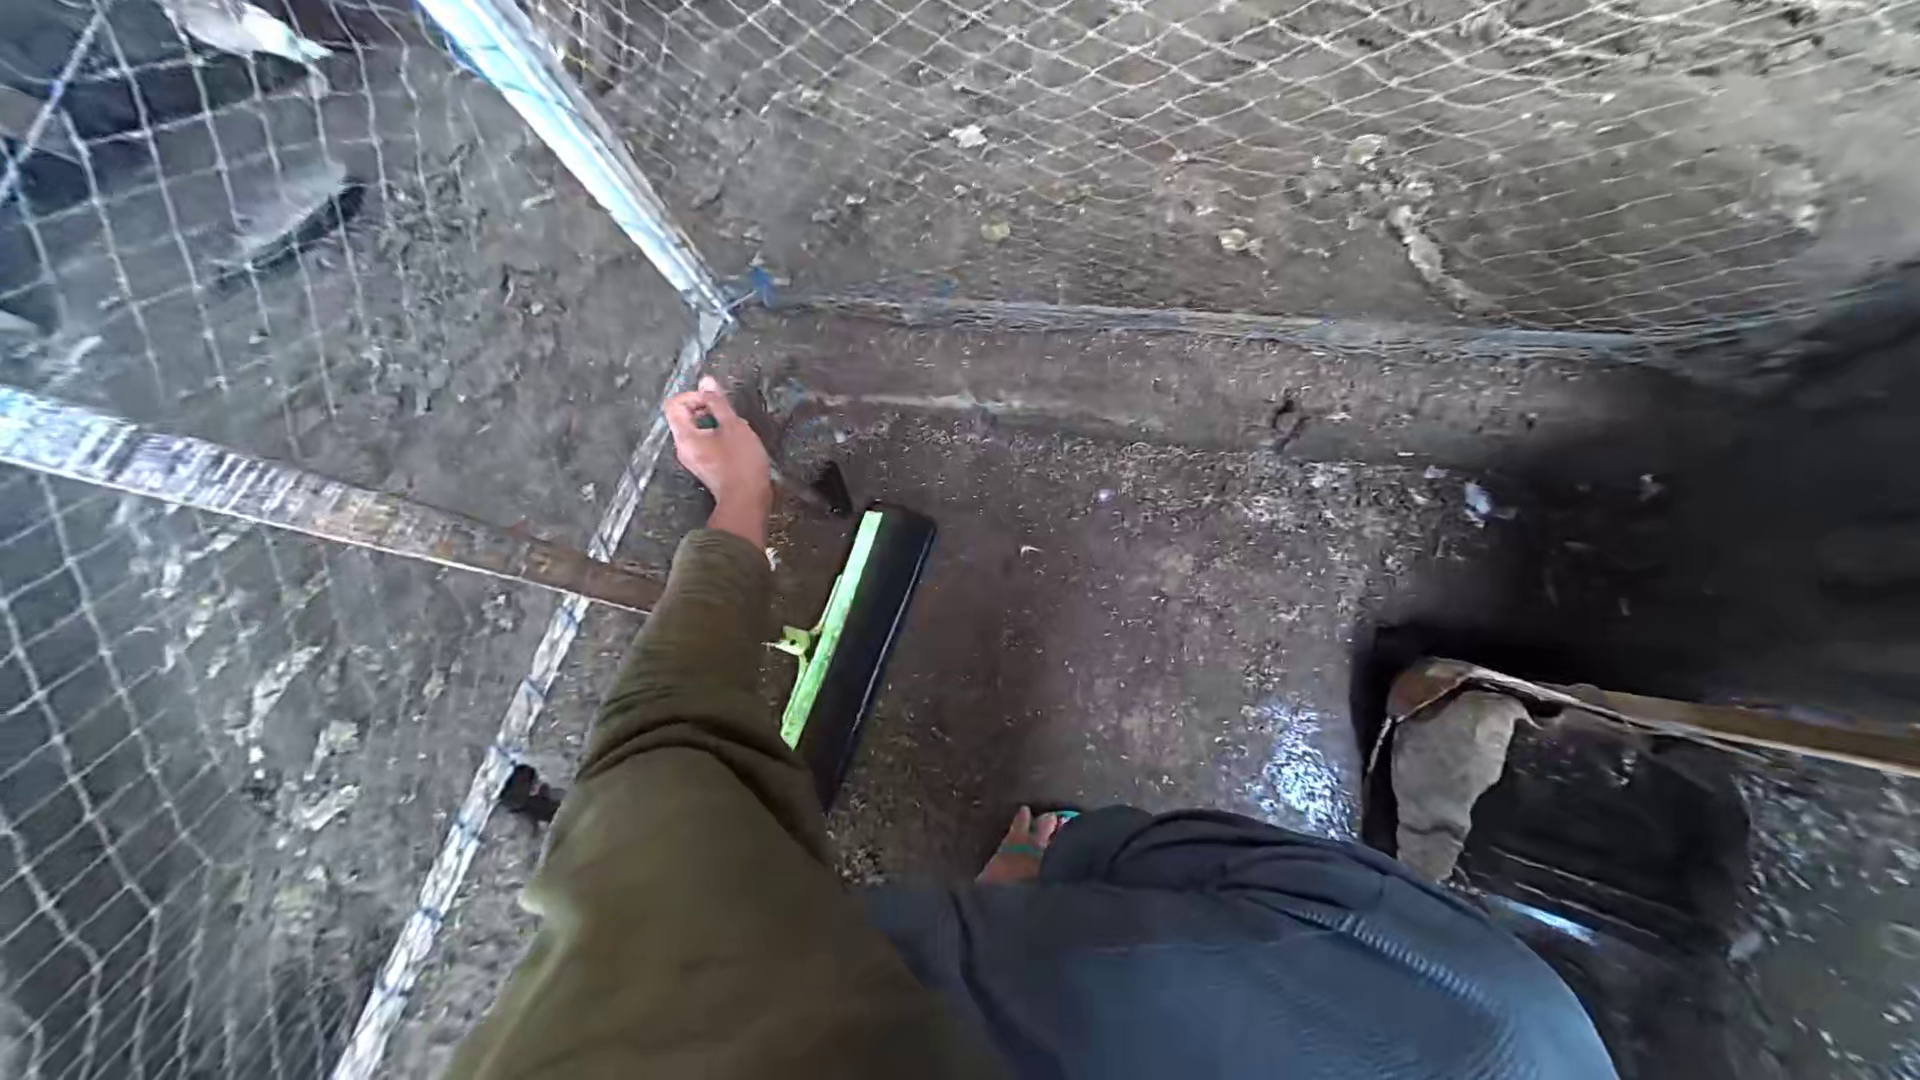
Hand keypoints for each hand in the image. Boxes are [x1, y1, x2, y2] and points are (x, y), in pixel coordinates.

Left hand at [665, 375, 771, 546]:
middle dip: (706, 410)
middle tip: (728, 415)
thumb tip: (706, 381)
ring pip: (696, 432)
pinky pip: (705, 445)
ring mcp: (693, 460)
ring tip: (736, 431)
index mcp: (684, 436)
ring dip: (714, 425)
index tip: (714, 401)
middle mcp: (683, 448)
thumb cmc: (741, 463)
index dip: (694, 396)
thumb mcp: (733, 426)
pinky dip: (718, 439)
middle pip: (684, 417)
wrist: (747, 500)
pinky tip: (737, 445)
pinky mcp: (706, 468)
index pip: (674, 404)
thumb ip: (718, 402)